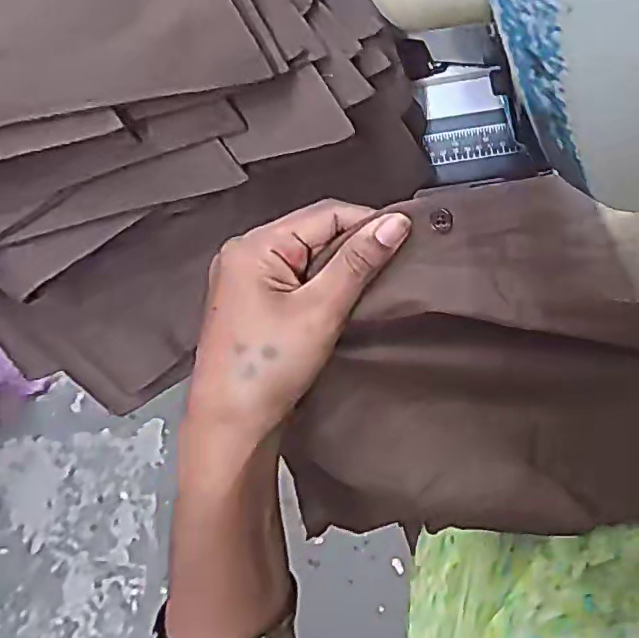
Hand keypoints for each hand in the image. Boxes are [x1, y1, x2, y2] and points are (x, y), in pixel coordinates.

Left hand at [184, 200, 411, 444]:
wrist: (232, 424)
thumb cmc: (265, 369)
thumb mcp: (321, 309)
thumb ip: (359, 261)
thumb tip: (395, 223)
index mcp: (254, 246)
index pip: (326, 213)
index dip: (369, 222)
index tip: (406, 237)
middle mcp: (246, 253)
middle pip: (317, 230)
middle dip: (357, 244)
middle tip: (395, 263)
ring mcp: (248, 277)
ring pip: (312, 254)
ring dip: (344, 264)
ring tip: (374, 282)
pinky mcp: (256, 300)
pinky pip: (300, 275)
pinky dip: (327, 282)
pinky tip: (346, 298)